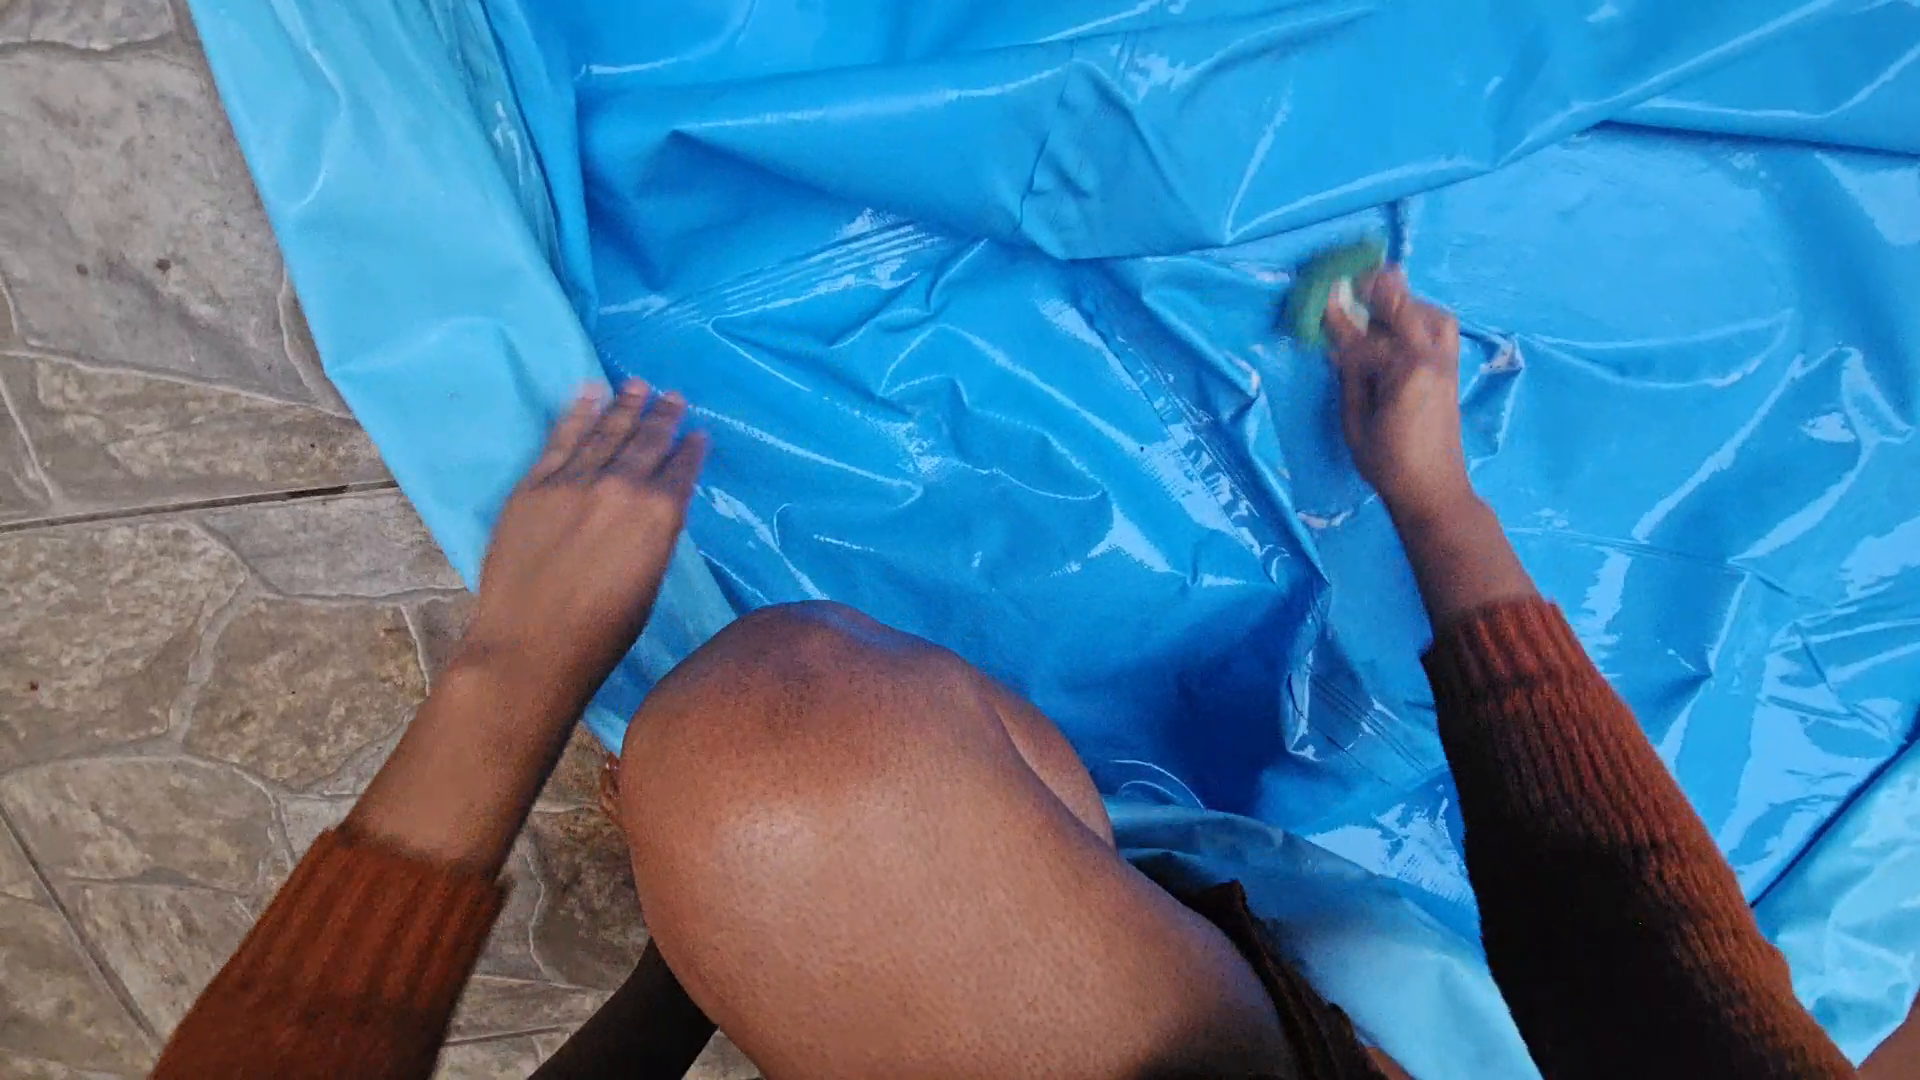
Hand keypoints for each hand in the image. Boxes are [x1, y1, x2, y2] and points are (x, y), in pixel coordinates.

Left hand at [457, 380, 709, 708]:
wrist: (534, 642)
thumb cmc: (607, 626)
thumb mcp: (652, 577)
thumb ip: (655, 532)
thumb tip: (654, 508)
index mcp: (660, 513)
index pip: (681, 468)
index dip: (691, 448)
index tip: (697, 432)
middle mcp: (622, 486)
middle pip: (647, 441)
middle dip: (663, 417)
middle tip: (674, 396)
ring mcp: (574, 481)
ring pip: (606, 432)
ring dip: (625, 405)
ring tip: (638, 385)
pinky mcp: (535, 484)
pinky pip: (561, 439)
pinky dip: (577, 413)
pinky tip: (589, 392)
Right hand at [1324, 267, 1474, 528]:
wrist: (1433, 486)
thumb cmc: (1386, 461)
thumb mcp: (1356, 421)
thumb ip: (1351, 377)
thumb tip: (1340, 345)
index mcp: (1405, 372)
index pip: (1366, 335)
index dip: (1341, 317)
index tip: (1324, 294)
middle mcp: (1432, 359)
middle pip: (1407, 310)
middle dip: (1382, 290)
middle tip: (1355, 280)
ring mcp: (1446, 363)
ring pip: (1432, 314)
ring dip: (1406, 302)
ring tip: (1379, 301)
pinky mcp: (1450, 370)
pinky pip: (1439, 329)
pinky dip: (1419, 317)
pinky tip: (1398, 325)